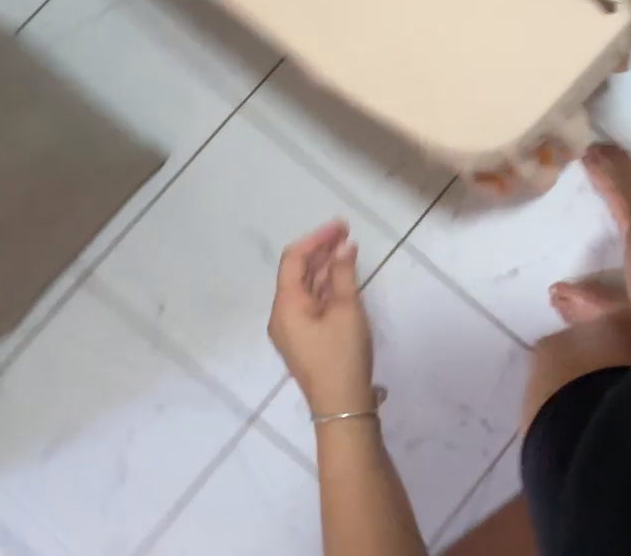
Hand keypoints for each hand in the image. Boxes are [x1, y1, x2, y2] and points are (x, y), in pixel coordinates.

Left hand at [270, 220, 375, 416]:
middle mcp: (283, 314)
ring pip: (306, 287)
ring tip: (348, 248)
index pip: (294, 259)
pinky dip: (327, 285)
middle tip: (347, 232)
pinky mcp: (306, 338)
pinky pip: (312, 302)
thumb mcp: (347, 309)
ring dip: (325, 266)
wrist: (341, 405)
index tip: (342, 226)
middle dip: (321, 249)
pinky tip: (344, 276)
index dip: (317, 238)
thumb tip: (344, 247)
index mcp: (286, 306)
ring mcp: (293, 328)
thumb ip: (343, 274)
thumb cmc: (341, 354)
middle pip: (297, 272)